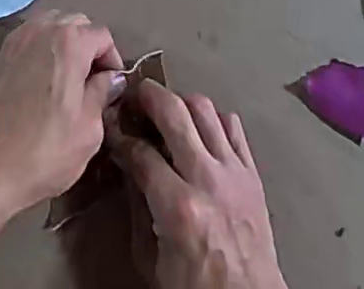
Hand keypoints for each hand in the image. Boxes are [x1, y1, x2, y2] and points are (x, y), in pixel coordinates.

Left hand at [0, 10, 124, 215]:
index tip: (112, 87)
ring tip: (68, 78)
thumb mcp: (89, 128)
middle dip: (90, 47)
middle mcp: (44, 30)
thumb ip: (103, 93)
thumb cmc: (43, 151)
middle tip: (92, 82)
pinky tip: (43, 79)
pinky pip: (31, 38)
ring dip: (66, 43)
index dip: (112, 60)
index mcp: (70, 41)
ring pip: (52, 25)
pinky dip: (43, 48)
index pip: (102, 36)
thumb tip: (112, 78)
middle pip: (77, 23)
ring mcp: (18, 41)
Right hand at [108, 79, 286, 288]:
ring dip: (180, 101)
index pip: (141, 153)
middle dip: (149, 96)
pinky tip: (200, 125)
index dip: (120, 136)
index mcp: (178, 207)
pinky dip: (213, 117)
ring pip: (205, 109)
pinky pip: (232, 125)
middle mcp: (207, 178)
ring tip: (165, 107)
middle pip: (175, 113)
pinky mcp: (252, 169)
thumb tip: (127, 166)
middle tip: (134, 93)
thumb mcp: (150, 259)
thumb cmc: (193, 288)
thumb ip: (138, 208)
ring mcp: (234, 170)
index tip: (111, 126)